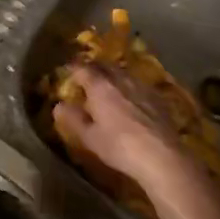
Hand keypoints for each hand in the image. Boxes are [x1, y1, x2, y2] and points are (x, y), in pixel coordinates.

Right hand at [53, 64, 206, 205]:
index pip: (83, 68)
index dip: (74, 68)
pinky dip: (128, 85)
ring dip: (112, 74)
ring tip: (107, 85)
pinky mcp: (156, 94)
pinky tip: (130, 97)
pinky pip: (137, 82)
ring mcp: (141, 84)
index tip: (68, 71)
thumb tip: (59, 105)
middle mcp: (120, 79)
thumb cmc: (119, 146)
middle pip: (104, 65)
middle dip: (93, 68)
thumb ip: (73, 119)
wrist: (160, 153)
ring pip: (122, 72)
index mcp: (100, 86)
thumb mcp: (89, 137)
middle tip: (86, 76)